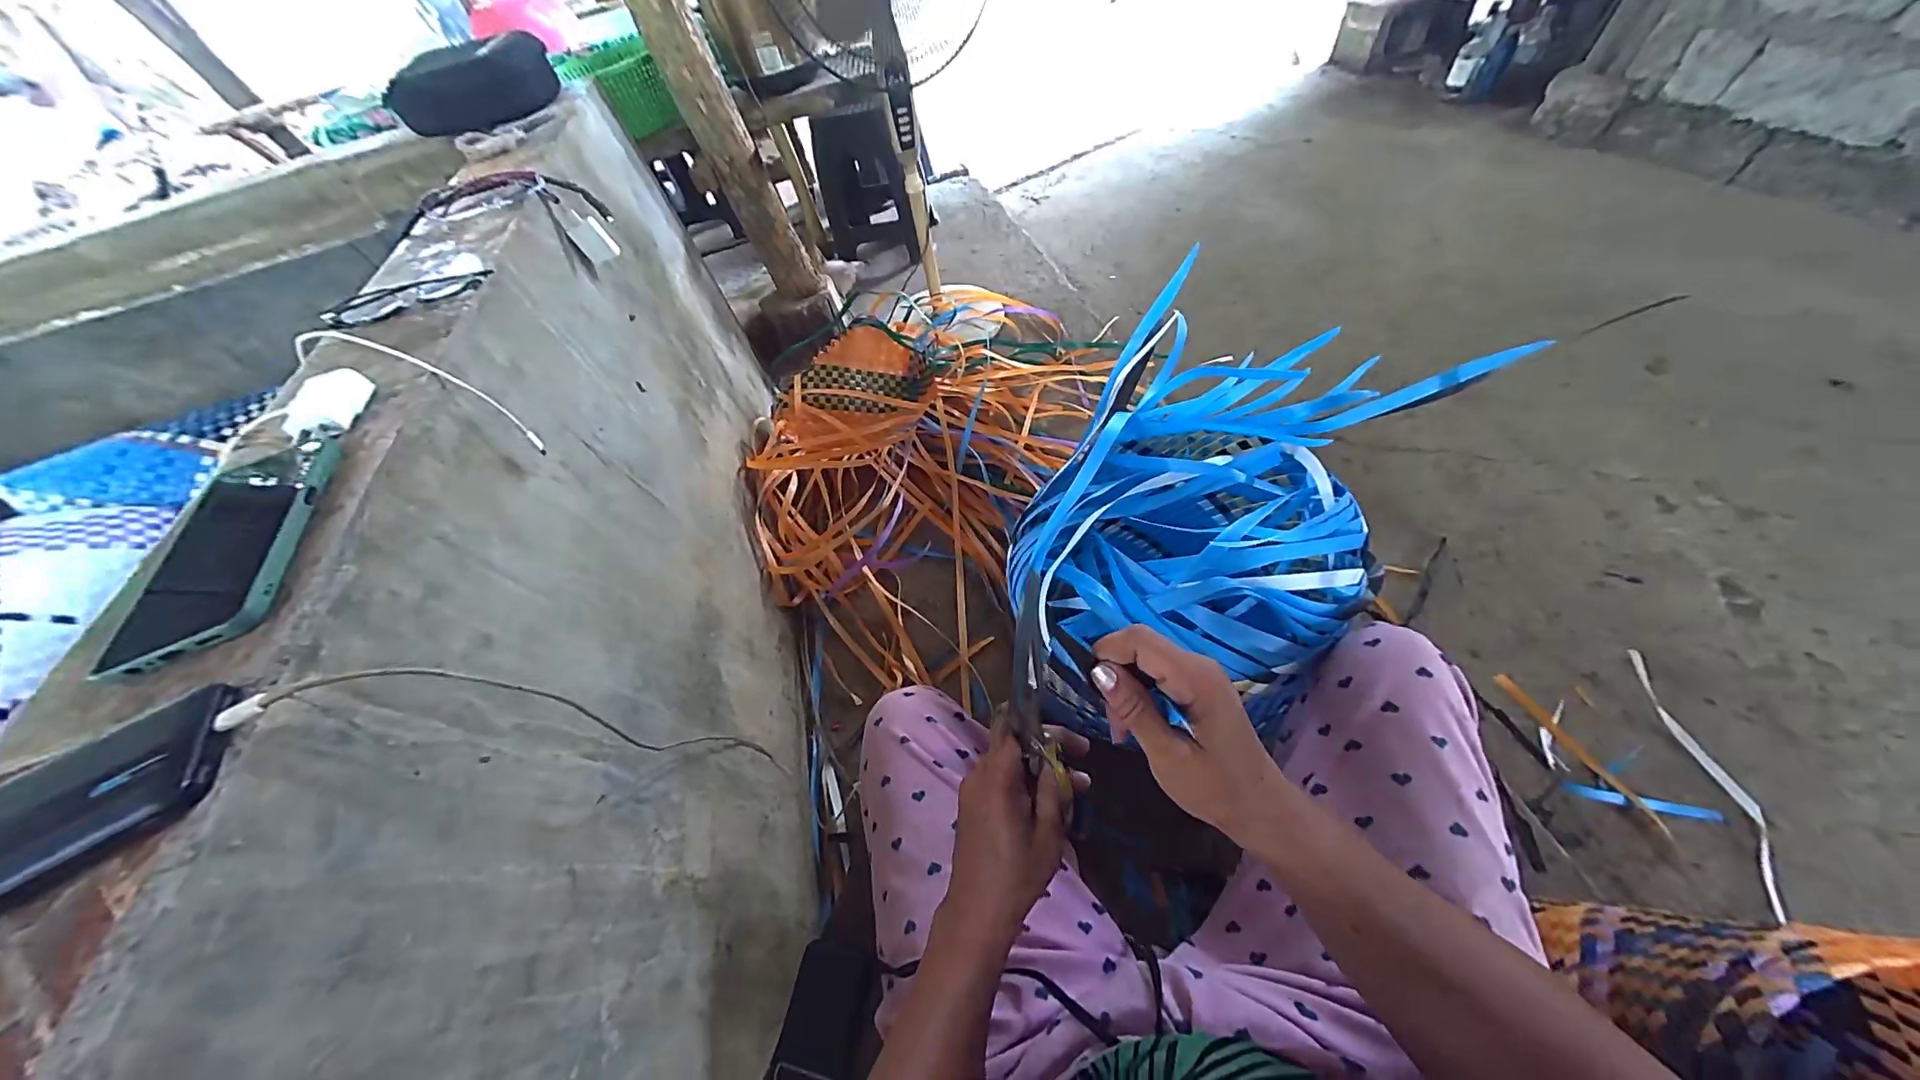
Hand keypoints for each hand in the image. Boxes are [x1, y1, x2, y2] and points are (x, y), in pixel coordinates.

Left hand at [943, 721, 1089, 944]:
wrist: (977, 910)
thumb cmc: (1017, 874)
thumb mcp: (1048, 833)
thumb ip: (1053, 791)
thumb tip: (1054, 763)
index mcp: (995, 777)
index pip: (1017, 731)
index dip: (1048, 732)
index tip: (1077, 747)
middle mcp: (978, 775)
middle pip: (1014, 746)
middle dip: (1048, 752)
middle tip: (1081, 770)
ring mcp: (971, 790)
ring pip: (1008, 765)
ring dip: (1038, 771)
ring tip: (1073, 792)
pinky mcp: (971, 804)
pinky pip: (999, 781)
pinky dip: (1023, 784)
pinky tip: (1048, 804)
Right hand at [1093, 625, 1286, 844]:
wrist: (1260, 808)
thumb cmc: (1216, 789)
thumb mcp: (1167, 756)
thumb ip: (1134, 710)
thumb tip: (1099, 671)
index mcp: (1196, 678)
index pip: (1139, 639)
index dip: (1106, 652)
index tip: (1091, 691)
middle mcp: (1200, 664)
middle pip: (1140, 642)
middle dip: (1113, 671)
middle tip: (1111, 720)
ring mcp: (1201, 671)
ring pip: (1144, 655)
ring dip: (1124, 683)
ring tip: (1122, 728)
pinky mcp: (1198, 682)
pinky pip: (1156, 669)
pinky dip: (1138, 689)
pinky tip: (1137, 721)